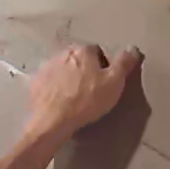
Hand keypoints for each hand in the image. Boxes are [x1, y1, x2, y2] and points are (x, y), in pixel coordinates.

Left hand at [25, 44, 140, 139]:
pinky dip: (54, 86)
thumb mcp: (114, 83)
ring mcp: (47, 66)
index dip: (103, 67)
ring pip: (63, 68)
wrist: (52, 120)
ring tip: (74, 97)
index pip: (98, 52)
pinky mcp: (35, 80)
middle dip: (85, 70)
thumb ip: (124, 63)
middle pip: (79, 59)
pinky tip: (59, 100)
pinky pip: (49, 80)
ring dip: (69, 77)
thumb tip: (133, 48)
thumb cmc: (87, 100)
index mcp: (84, 50)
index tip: (104, 83)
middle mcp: (64, 52)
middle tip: (90, 90)